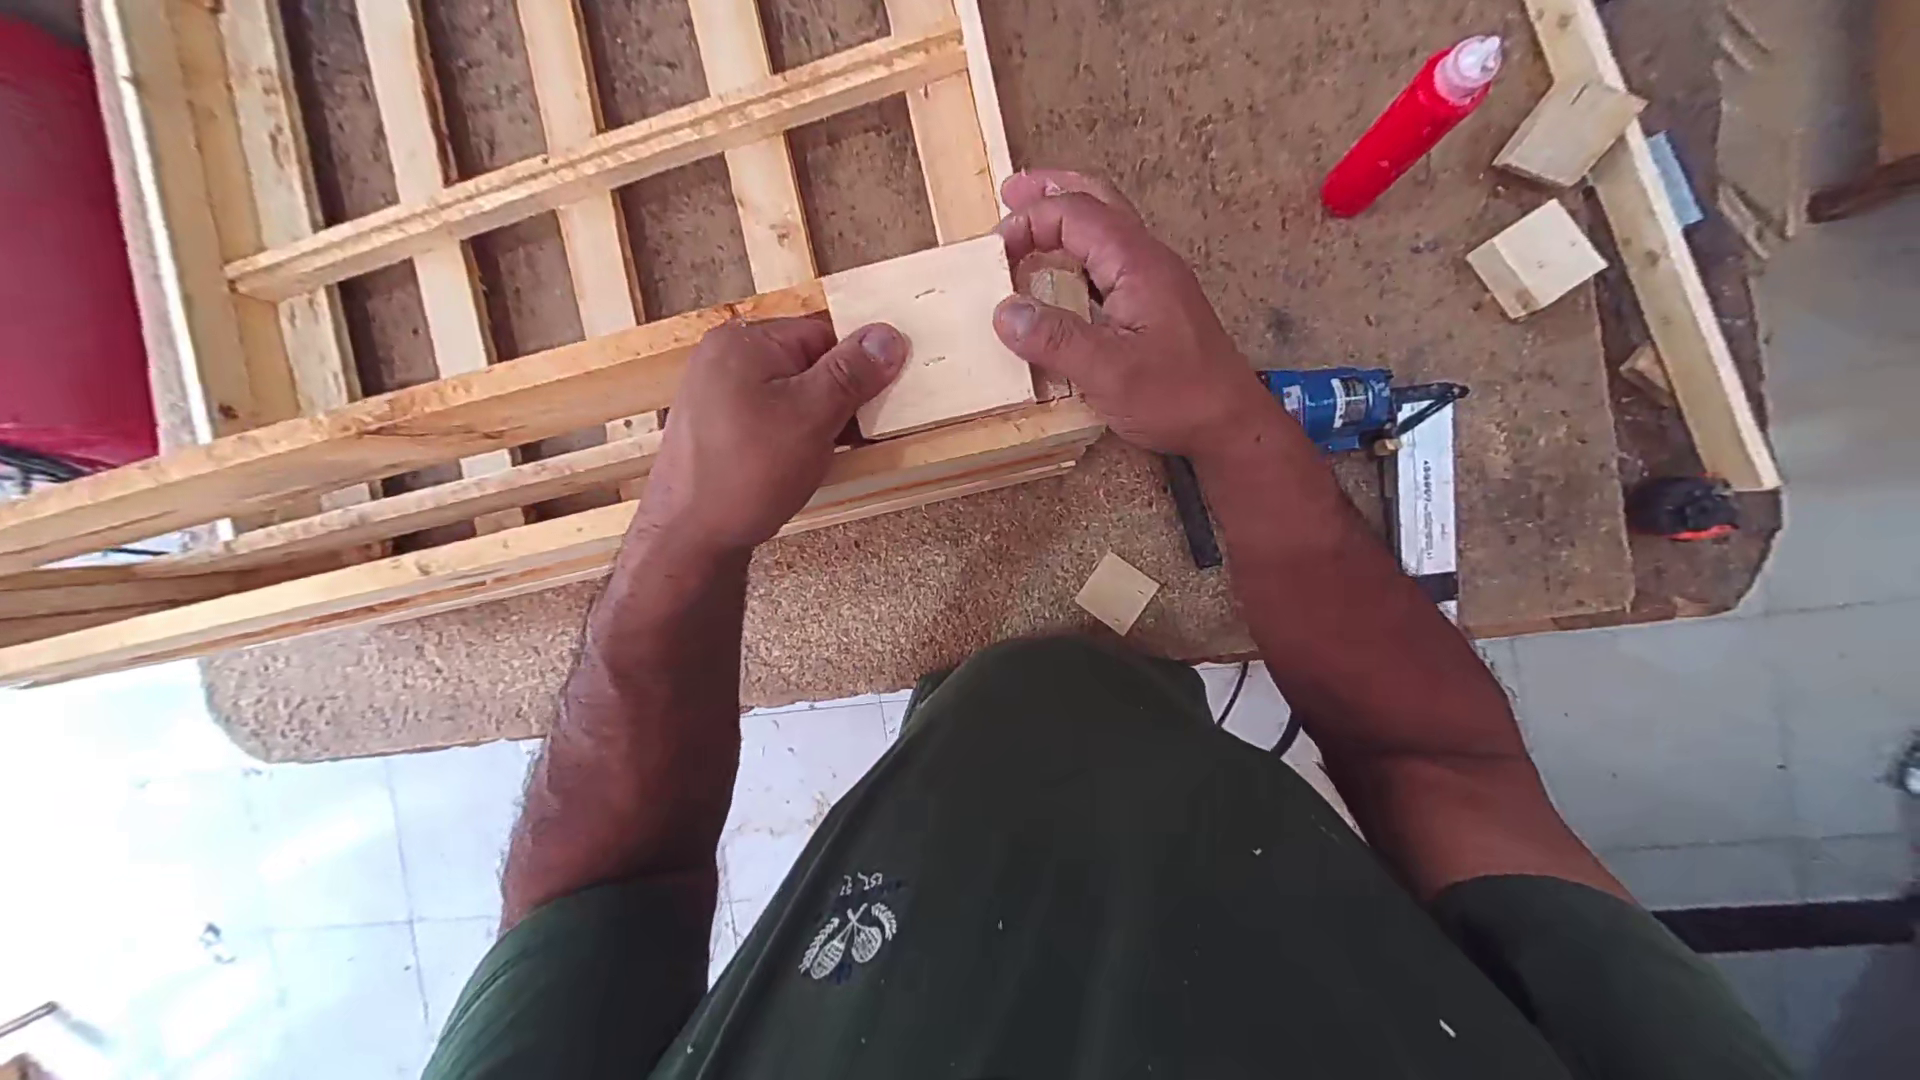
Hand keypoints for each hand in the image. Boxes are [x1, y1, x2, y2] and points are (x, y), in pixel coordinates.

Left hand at [637, 317, 906, 554]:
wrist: (690, 537)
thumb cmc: (748, 472)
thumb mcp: (813, 417)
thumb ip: (852, 373)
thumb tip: (889, 335)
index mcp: (745, 342)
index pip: (824, 335)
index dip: (857, 367)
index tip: (878, 401)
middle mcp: (725, 359)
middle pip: (808, 364)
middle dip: (839, 397)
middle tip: (857, 433)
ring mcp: (718, 395)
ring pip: (792, 395)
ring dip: (820, 421)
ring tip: (827, 453)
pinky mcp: (719, 429)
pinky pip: (772, 418)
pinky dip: (795, 435)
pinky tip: (802, 463)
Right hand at [992, 170, 1280, 459]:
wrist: (1228, 424)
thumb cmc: (1176, 397)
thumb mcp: (1108, 372)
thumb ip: (1055, 340)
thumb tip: (1004, 312)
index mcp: (1137, 263)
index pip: (1076, 214)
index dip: (1030, 221)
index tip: (995, 252)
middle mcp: (1147, 261)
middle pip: (1097, 202)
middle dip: (1050, 192)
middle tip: (1009, 194)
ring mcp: (1153, 283)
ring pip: (1105, 229)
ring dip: (1065, 219)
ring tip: (1028, 225)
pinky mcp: (1153, 308)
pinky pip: (1108, 264)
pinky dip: (1076, 256)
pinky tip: (1060, 278)